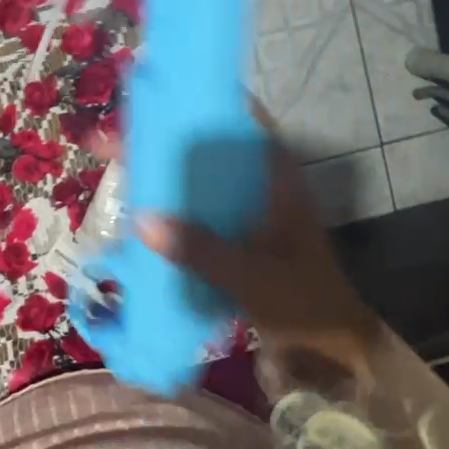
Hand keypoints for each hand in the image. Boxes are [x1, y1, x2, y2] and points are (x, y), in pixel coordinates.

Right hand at [133, 125, 381, 383]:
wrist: (334, 355)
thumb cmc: (303, 302)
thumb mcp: (253, 275)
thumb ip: (201, 249)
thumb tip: (142, 221)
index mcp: (275, 177)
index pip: (244, 118)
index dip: (204, 100)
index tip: (160, 92)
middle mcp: (258, 184)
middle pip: (208, 146)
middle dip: (164, 138)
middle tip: (116, 137)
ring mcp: (246, 211)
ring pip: (197, 178)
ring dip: (161, 172)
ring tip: (114, 164)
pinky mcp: (234, 237)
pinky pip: (194, 209)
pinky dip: (168, 204)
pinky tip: (135, 207)